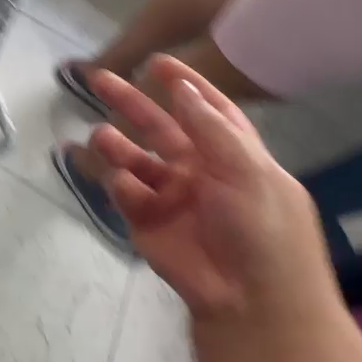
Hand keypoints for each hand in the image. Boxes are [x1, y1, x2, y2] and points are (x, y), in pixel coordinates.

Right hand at [81, 55, 337, 323]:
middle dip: (130, 103)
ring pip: (133, 158)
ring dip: (115, 144)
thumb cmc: (263, 232)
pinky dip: (121, 185)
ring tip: (100, 136)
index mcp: (235, 159)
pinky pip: (124, 191)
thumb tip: (183, 89)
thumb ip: (212, 129)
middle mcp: (200, 172)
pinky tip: (126, 189)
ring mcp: (171, 196)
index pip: (210, 113)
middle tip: (97, 79)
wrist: (250, 300)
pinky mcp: (145, 219)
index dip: (187, 87)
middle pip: (159, 127)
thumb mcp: (248, 173)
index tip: (159, 62)